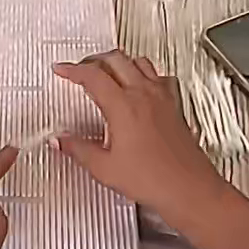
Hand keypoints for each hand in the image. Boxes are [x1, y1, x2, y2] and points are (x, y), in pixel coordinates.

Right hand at [54, 51, 231, 229]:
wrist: (188, 189)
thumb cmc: (154, 179)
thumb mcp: (103, 167)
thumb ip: (78, 149)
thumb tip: (61, 140)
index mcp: (123, 106)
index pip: (92, 76)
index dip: (72, 70)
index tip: (62, 69)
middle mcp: (144, 95)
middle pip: (115, 60)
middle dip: (93, 61)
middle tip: (79, 69)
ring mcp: (162, 98)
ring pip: (138, 62)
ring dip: (119, 61)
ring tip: (106, 70)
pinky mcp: (174, 106)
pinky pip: (159, 77)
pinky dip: (145, 72)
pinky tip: (142, 83)